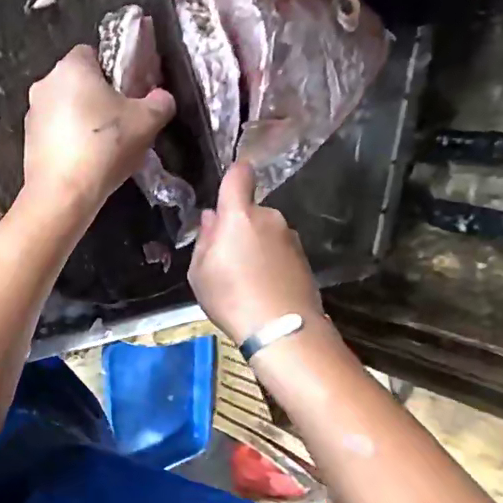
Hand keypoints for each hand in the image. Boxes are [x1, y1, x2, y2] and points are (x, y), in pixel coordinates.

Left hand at [19, 45, 174, 224]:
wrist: (61, 194)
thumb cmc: (104, 146)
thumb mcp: (147, 120)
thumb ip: (159, 101)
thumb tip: (159, 98)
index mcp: (70, 67)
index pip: (93, 52)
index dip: (114, 68)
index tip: (129, 90)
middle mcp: (44, 84)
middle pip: (78, 81)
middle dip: (99, 94)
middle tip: (123, 118)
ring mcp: (31, 114)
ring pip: (65, 107)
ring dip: (84, 118)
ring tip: (106, 143)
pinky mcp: (27, 141)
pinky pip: (55, 130)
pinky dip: (70, 138)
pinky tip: (86, 158)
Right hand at [189, 162, 323, 341]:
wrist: (281, 328)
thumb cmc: (229, 295)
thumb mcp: (199, 271)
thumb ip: (204, 239)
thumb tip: (212, 219)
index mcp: (239, 216)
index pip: (239, 177)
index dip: (233, 174)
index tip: (228, 181)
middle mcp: (269, 218)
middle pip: (249, 210)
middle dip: (236, 225)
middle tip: (222, 255)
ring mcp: (290, 238)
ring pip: (264, 231)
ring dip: (253, 244)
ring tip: (241, 276)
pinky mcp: (303, 258)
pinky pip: (278, 249)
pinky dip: (268, 260)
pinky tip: (259, 285)